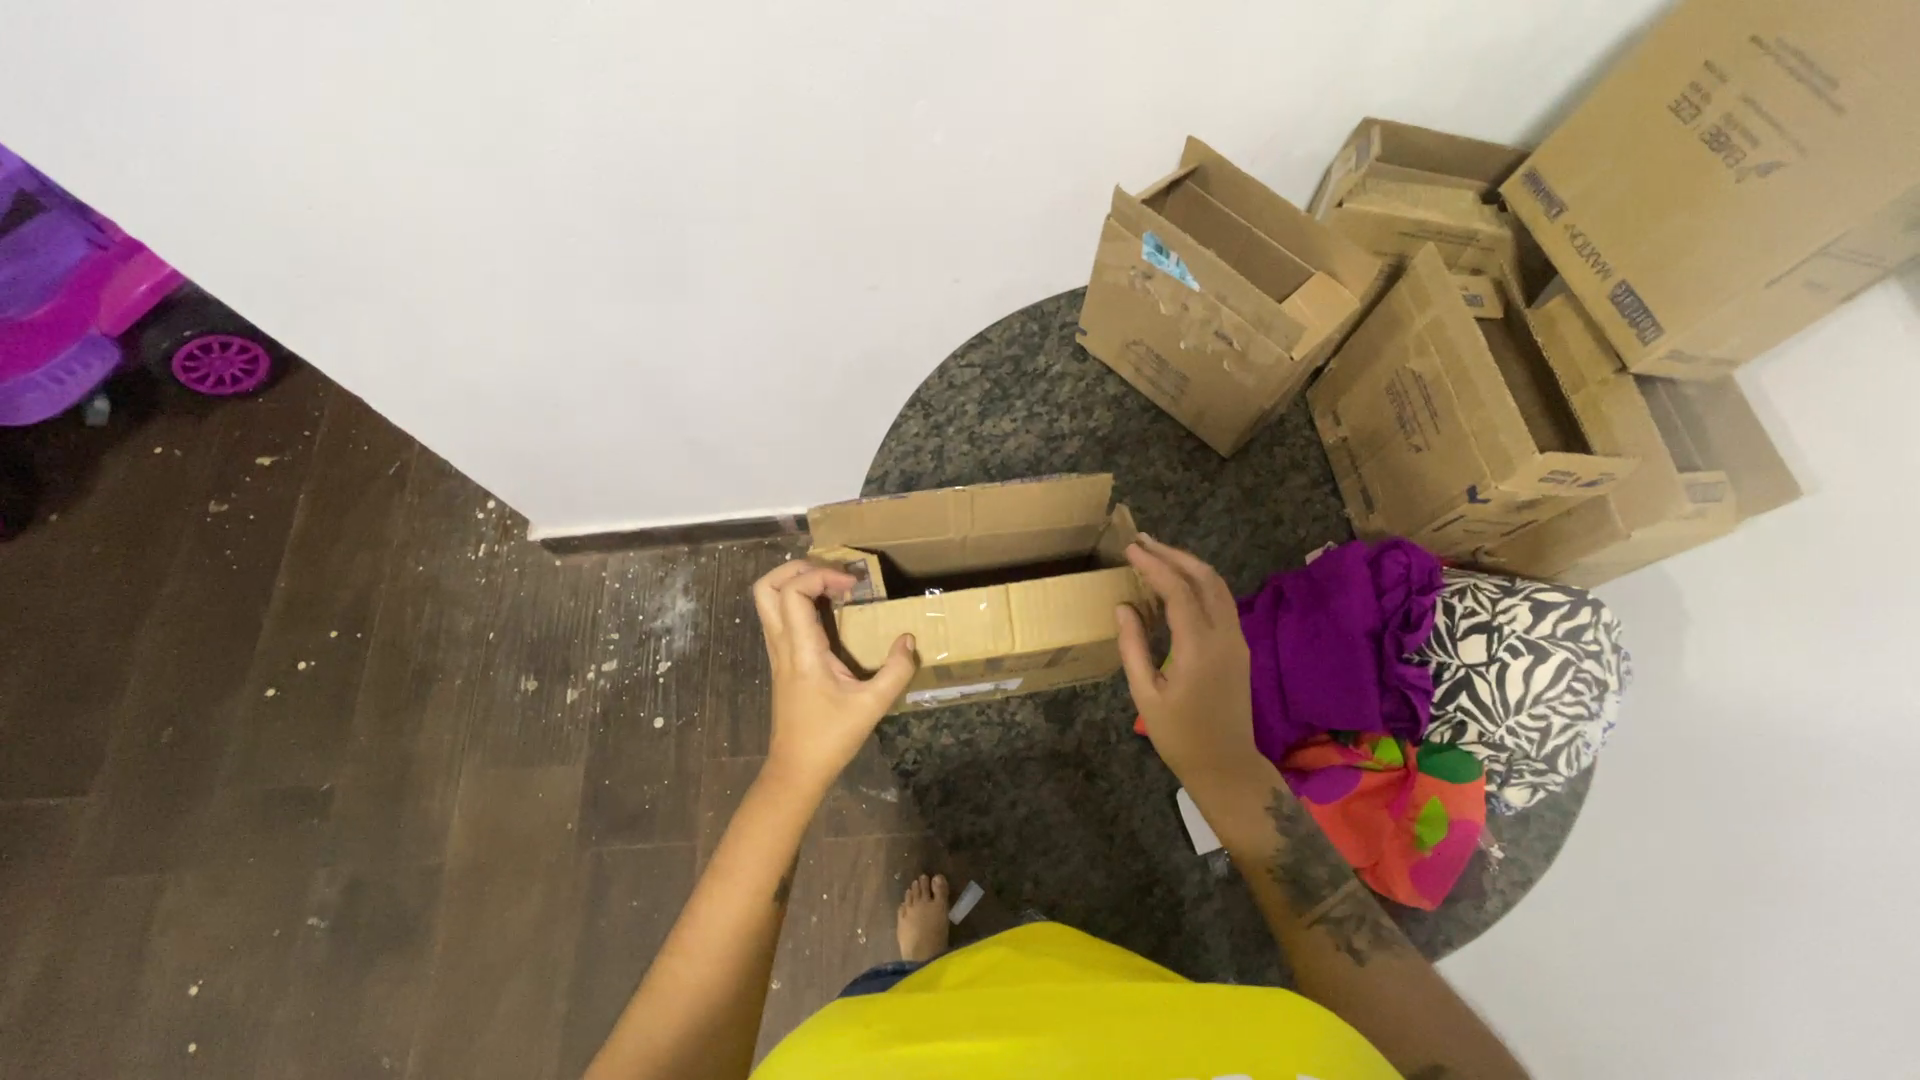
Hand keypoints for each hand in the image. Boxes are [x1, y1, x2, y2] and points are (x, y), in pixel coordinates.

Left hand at [754, 559, 917, 793]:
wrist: (797, 769)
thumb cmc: (831, 738)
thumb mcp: (873, 705)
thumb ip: (896, 671)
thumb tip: (908, 640)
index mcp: (801, 650)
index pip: (793, 592)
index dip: (821, 576)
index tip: (854, 586)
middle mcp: (782, 645)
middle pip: (766, 587)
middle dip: (797, 568)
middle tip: (833, 574)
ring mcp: (778, 652)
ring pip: (768, 601)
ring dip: (796, 582)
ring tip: (833, 587)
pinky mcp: (782, 661)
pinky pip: (780, 617)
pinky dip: (799, 601)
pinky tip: (830, 611)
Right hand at [1115, 534, 1256, 788]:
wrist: (1226, 764)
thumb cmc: (1180, 736)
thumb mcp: (1146, 694)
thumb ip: (1133, 646)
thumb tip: (1123, 607)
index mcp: (1200, 648)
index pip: (1178, 591)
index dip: (1154, 565)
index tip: (1131, 549)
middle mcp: (1225, 636)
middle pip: (1204, 578)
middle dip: (1173, 555)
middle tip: (1143, 542)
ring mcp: (1237, 640)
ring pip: (1217, 586)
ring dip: (1189, 566)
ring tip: (1158, 554)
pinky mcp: (1239, 647)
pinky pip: (1221, 602)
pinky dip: (1199, 583)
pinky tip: (1177, 584)